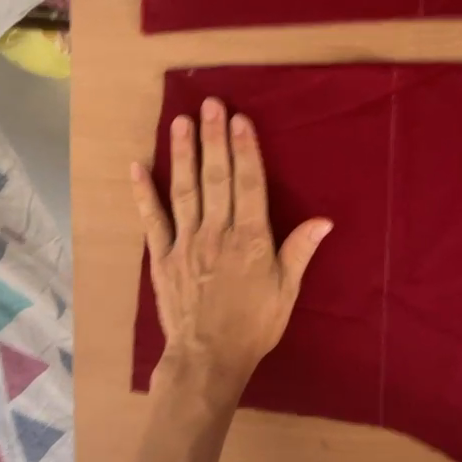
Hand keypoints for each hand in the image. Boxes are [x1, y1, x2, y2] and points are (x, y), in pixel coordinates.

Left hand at [131, 98, 331, 406]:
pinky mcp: (163, 257)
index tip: (239, 120)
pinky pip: (153, 219)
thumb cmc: (255, 326)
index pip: (249, 185)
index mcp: (251, 239)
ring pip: (185, 189)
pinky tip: (137, 166)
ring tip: (181, 122)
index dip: (245, 150)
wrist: (209, 357)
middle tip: (210, 104)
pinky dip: (144, 192)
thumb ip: (299, 251)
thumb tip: (323, 221)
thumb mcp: (287, 291)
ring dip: (183, 154)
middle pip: (216, 177)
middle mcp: (217, 232)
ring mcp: (186, 242)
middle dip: (213, 139)